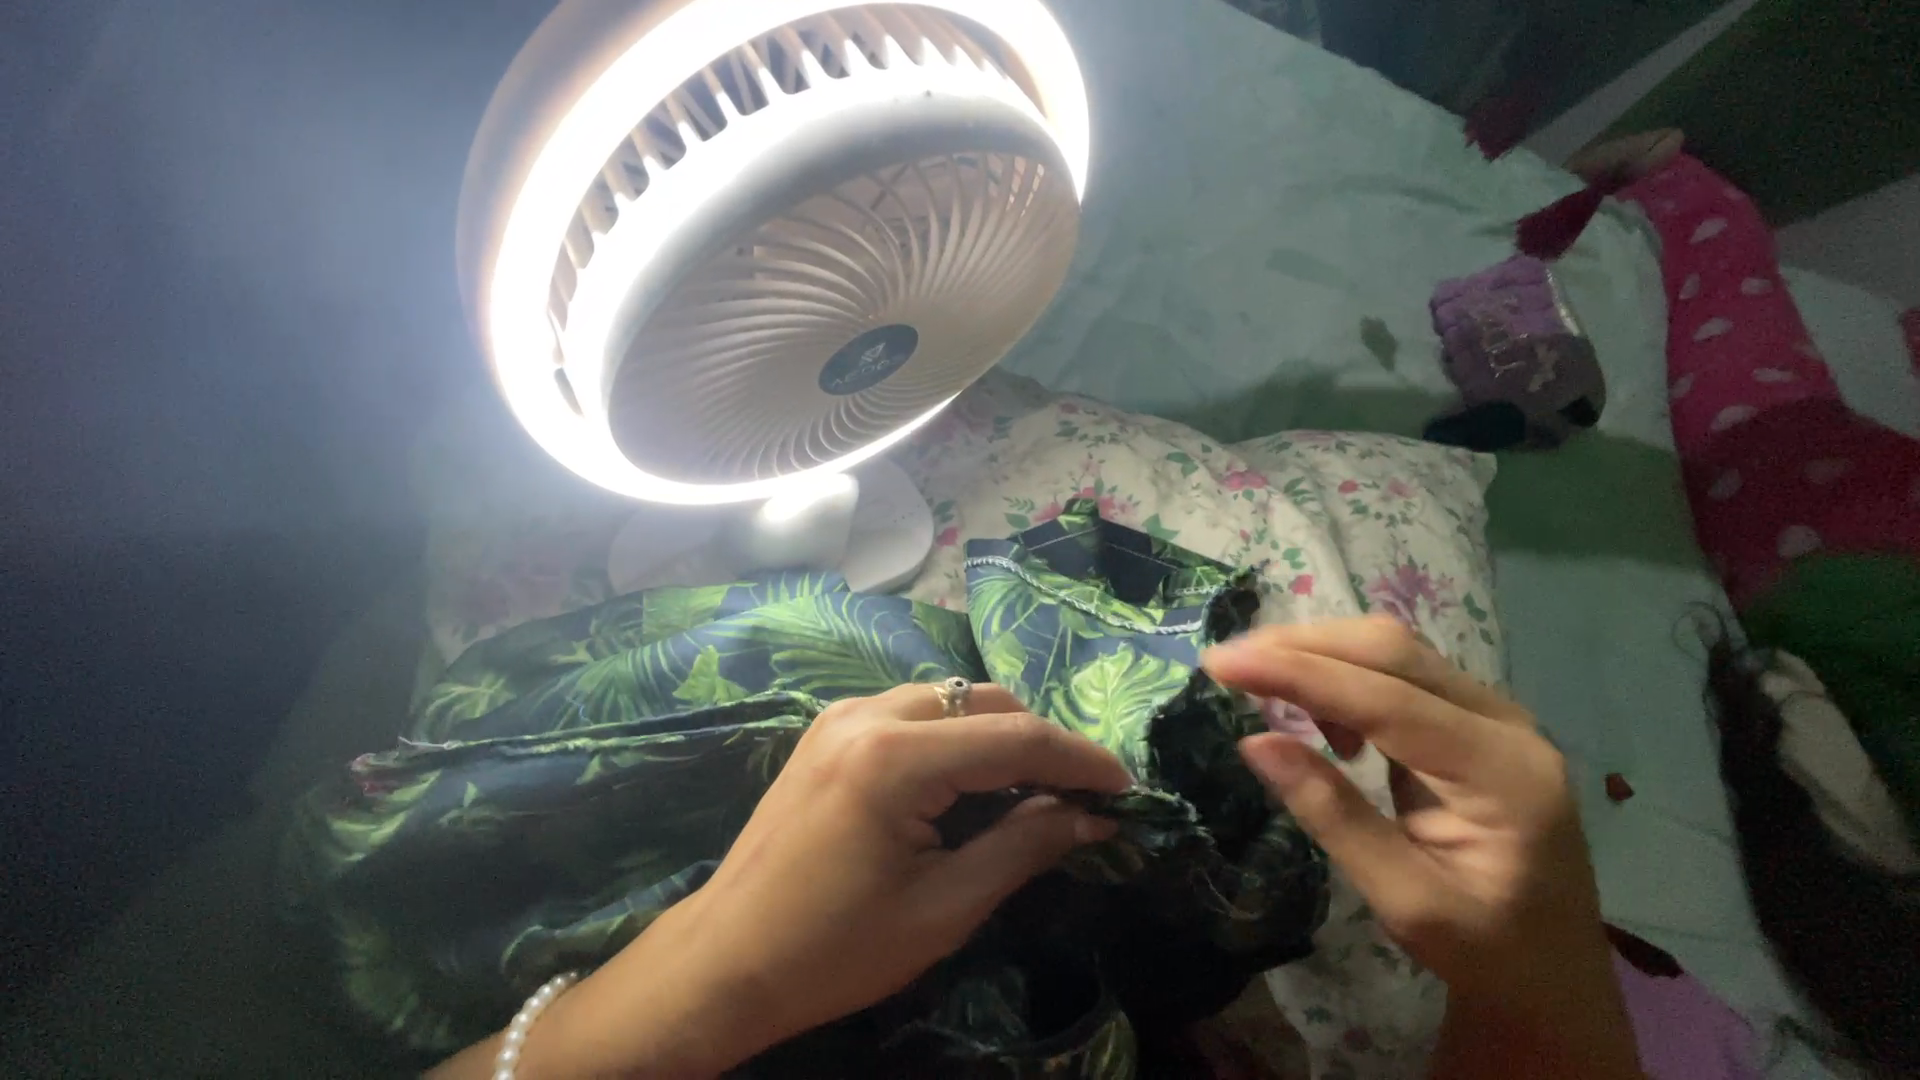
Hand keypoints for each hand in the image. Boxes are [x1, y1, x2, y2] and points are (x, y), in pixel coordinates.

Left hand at [433, 683, 1130, 1078]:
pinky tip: (970, 783)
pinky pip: (915, 712)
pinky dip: (956, 738)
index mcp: (894, 757)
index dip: (1078, 759)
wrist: (726, 959)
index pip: (1013, 737)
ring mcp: (842, 713)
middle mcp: (867, 712)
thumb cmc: (836, 950)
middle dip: (1039, 743)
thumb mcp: (944, 907)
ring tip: (1031, 791)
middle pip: (983, 702)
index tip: (1125, 787)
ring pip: (950, 700)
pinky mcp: (831, 728)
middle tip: (1079, 796)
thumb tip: (1092, 816)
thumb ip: (1024, 846)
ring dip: (998, 735)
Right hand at [1204, 617, 1639, 1076]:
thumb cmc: (1484, 949)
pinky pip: (1400, 672)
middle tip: (1226, 662)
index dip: (1297, 672)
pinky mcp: (1474, 719)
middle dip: (1301, 645)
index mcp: (1501, 773)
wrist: (1553, 972)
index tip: (1221, 663)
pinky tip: (1317, 714)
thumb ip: (1332, 815)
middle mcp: (1505, 724)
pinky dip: (1342, 675)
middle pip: (1392, 651)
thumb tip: (1253, 741)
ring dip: (1317, 653)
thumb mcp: (1404, 900)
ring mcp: (1495, 715)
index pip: (1384, 697)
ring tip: (1257, 681)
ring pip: (1394, 651)